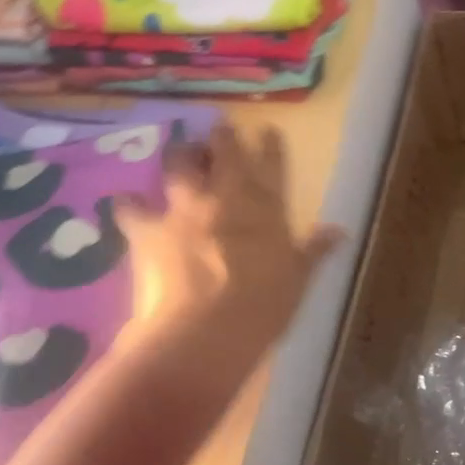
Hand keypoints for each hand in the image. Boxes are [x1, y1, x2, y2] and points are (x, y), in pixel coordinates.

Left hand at [113, 124, 345, 360]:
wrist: (202, 335)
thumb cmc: (262, 308)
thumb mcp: (297, 279)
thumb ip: (314, 250)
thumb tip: (339, 231)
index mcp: (267, 207)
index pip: (273, 164)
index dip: (270, 144)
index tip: (268, 131)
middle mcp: (227, 197)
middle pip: (225, 153)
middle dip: (223, 138)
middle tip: (220, 129)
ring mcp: (185, 211)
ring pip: (181, 166)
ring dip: (181, 155)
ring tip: (180, 150)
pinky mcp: (149, 231)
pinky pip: (132, 208)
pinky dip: (128, 203)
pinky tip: (124, 199)